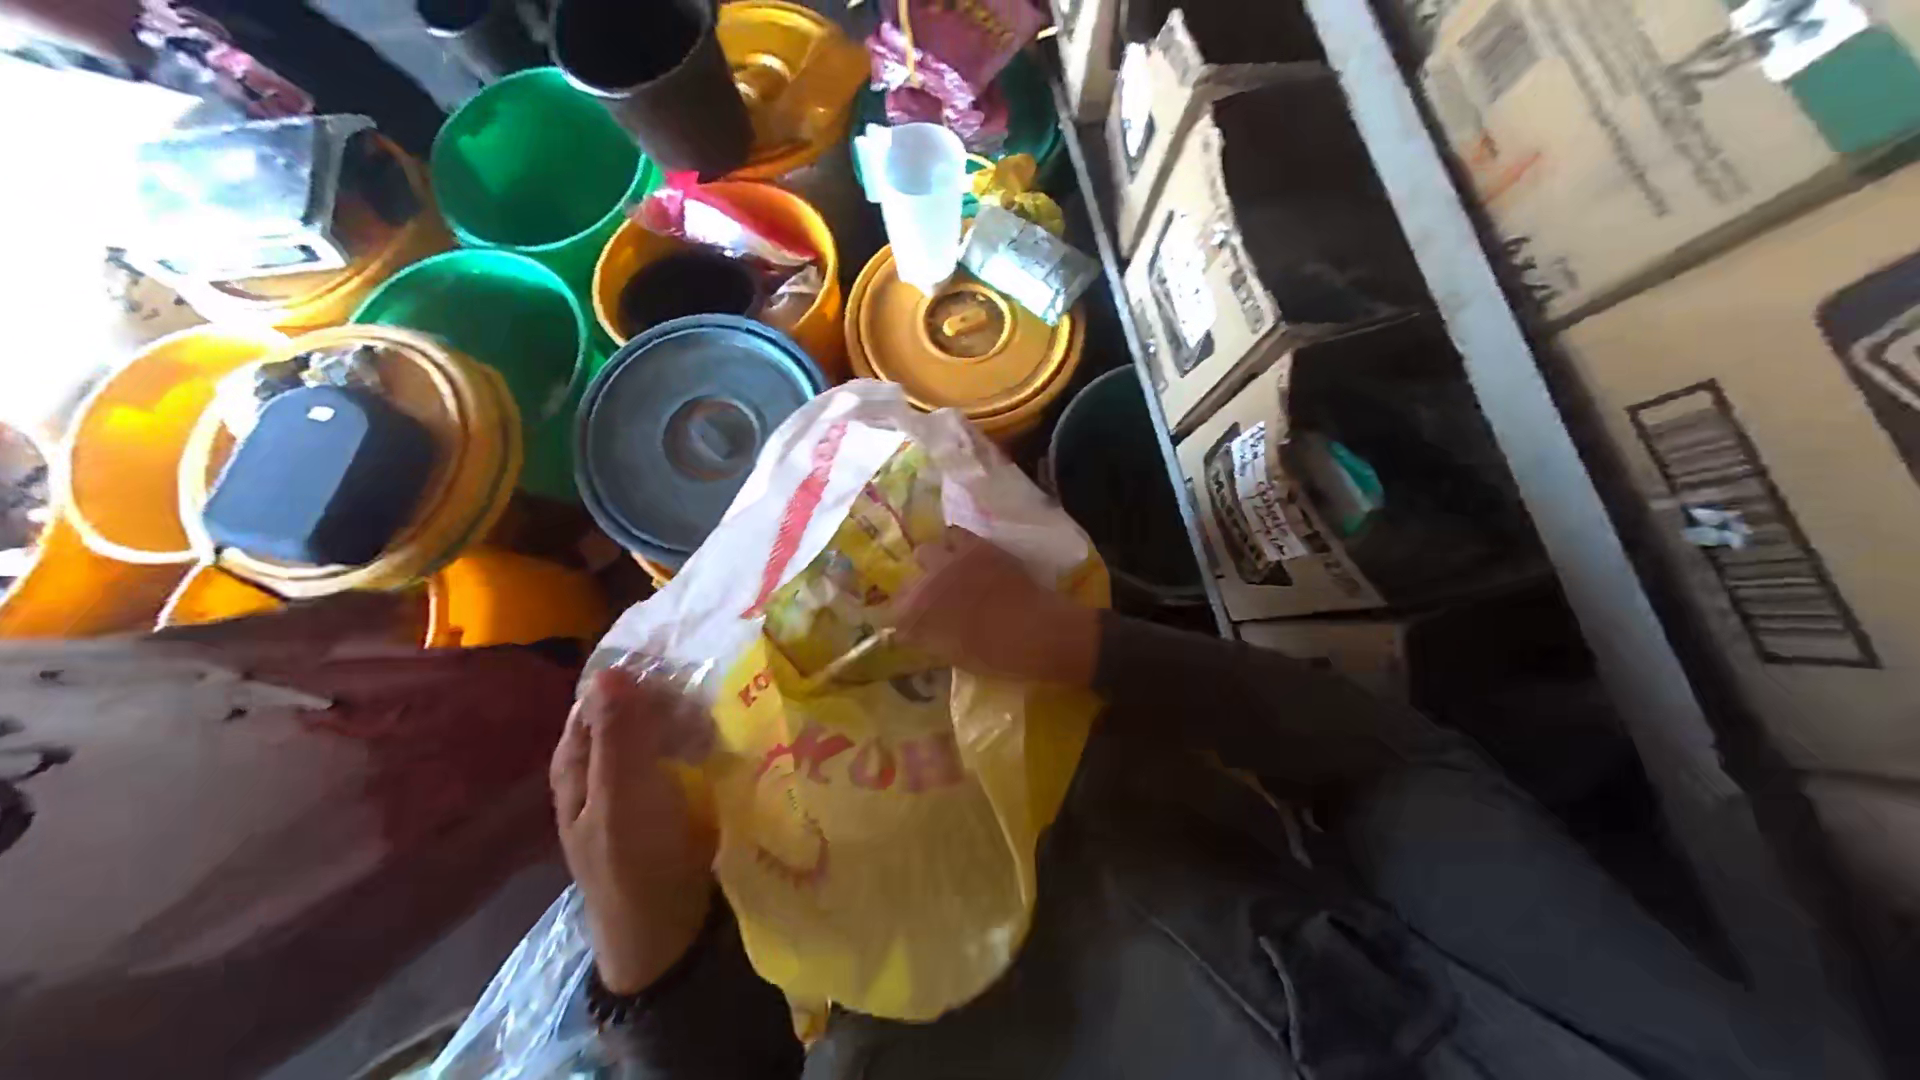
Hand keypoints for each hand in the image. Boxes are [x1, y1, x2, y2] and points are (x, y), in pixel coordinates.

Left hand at [551, 669, 716, 993]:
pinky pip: (681, 747)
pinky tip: (723, 730)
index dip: (636, 674)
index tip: (680, 658)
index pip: (601, 695)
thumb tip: (612, 670)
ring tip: (722, 700)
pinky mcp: (667, 791)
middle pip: (632, 707)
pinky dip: (697, 734)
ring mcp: (636, 778)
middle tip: (709, 680)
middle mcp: (602, 762)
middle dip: (667, 691)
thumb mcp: (621, 797)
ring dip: (686, 711)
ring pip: (659, 725)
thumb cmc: (635, 861)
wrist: (666, 927)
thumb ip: (617, 736)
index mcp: (578, 760)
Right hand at [887, 526, 1099, 685]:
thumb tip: (917, 632)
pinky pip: (954, 534)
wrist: (1036, 630)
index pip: (896, 614)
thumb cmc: (996, 655)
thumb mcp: (956, 656)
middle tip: (933, 602)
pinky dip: (954, 544)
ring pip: (925, 552)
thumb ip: (931, 640)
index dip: (904, 621)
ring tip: (945, 572)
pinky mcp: (975, 546)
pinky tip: (962, 554)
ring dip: (931, 563)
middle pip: (908, 582)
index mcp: (918, 616)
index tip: (912, 627)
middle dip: (915, 591)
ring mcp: (950, 561)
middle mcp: (926, 583)